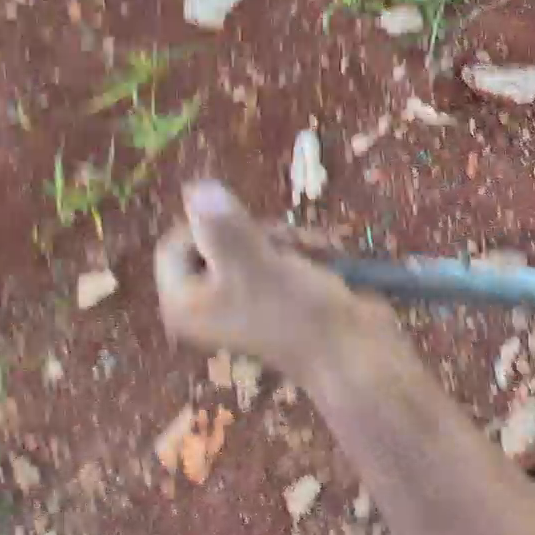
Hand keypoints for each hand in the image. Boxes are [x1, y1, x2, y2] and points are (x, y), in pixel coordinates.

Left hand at [154, 180, 393, 383]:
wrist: (356, 348)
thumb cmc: (299, 311)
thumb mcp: (260, 265)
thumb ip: (226, 229)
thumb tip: (197, 186)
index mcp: (186, 301)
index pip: (177, 243)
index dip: (214, 226)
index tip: (255, 231)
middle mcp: (210, 302)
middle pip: (220, 241)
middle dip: (262, 233)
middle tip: (291, 241)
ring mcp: (248, 302)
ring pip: (258, 247)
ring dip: (292, 239)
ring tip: (316, 248)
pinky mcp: (284, 299)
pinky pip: (284, 261)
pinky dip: (308, 252)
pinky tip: (328, 256)